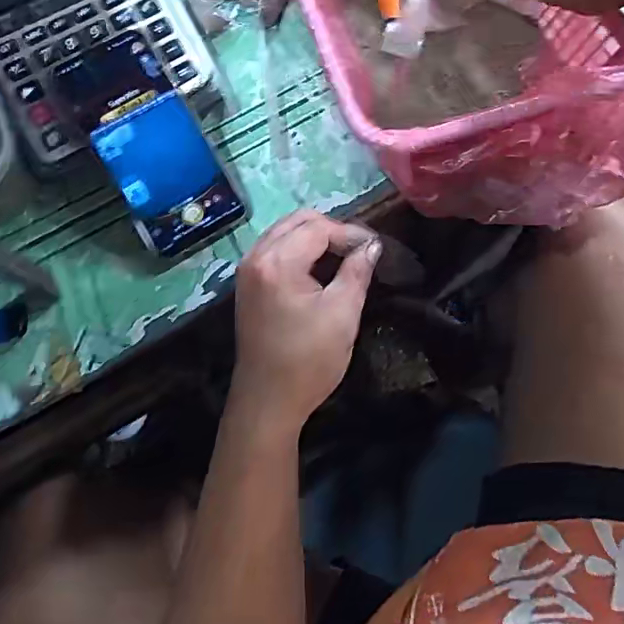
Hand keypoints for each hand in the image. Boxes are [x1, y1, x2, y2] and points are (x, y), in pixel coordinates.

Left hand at [230, 211, 380, 429]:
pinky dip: (298, 249)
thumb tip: (371, 245)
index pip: (318, 228)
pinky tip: (319, 268)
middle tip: (359, 250)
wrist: (267, 402)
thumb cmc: (307, 361)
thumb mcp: (342, 315)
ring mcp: (248, 270)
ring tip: (344, 257)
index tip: (374, 249)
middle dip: (331, 229)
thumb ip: (357, 271)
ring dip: (314, 237)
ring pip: (285, 231)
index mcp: (276, 262)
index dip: (350, 233)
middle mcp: (256, 257)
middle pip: (298, 221)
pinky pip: (275, 248)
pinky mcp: (248, 283)